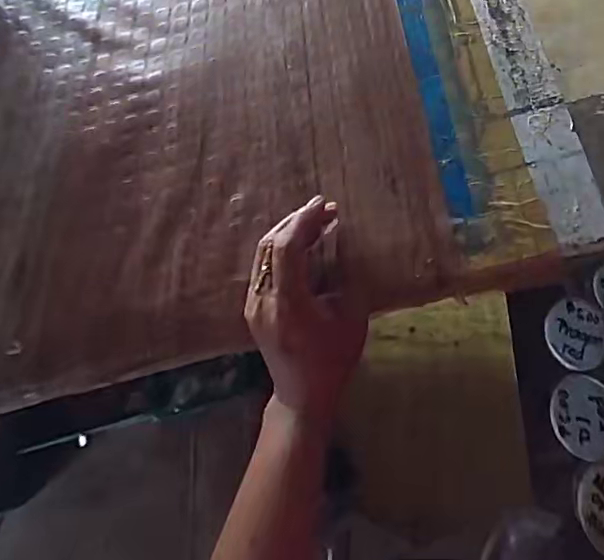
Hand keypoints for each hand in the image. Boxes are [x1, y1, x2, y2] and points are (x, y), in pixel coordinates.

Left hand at [244, 195, 367, 427]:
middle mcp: (263, 299)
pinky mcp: (252, 306)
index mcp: (287, 303)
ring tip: (315, 220)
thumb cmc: (332, 361)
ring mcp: (253, 303)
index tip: (323, 206)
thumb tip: (340, 243)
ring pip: (263, 252)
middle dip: (297, 220)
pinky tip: (302, 243)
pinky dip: (281, 248)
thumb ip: (346, 279)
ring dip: (288, 231)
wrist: (302, 397)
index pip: (286, 248)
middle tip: (322, 208)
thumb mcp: (350, 319)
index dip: (303, 221)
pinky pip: (263, 265)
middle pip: (270, 244)